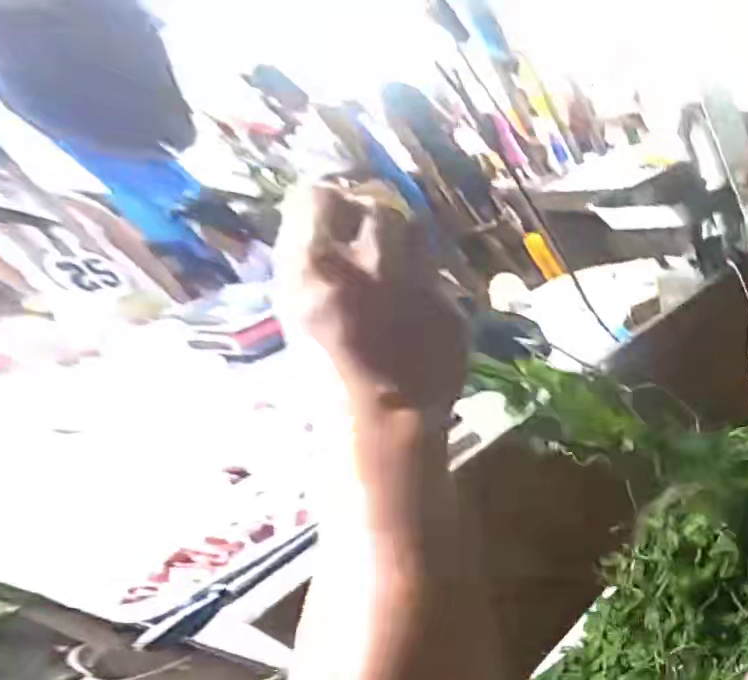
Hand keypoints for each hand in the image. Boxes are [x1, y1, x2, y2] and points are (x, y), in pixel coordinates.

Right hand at [277, 182, 465, 417]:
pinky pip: (439, 280)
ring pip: (417, 235)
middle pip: (378, 208)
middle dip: (373, 216)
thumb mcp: (294, 310)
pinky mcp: (453, 309)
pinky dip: (427, 284)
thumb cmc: (325, 374)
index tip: (332, 216)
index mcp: (316, 263)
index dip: (327, 205)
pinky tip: (419, 307)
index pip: (320, 196)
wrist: (390, 416)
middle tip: (370, 234)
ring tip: (398, 262)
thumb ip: (310, 264)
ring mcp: (419, 286)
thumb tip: (323, 234)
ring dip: (405, 241)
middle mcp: (371, 264)